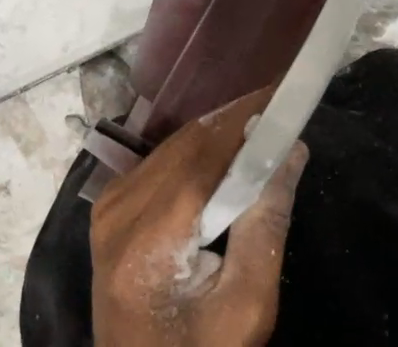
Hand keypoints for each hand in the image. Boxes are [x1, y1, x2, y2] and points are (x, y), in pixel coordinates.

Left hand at [91, 89, 309, 346]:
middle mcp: (117, 213)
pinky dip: (198, 152)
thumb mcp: (247, 305)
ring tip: (263, 127)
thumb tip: (290, 150)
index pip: (202, 158)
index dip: (244, 119)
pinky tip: (228, 155)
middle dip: (236, 122)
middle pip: (186, 146)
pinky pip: (160, 162)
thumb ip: (266, 226)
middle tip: (281, 109)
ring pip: (173, 148)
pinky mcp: (108, 210)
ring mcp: (107, 209)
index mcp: (146, 243)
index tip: (282, 92)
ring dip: (219, 134)